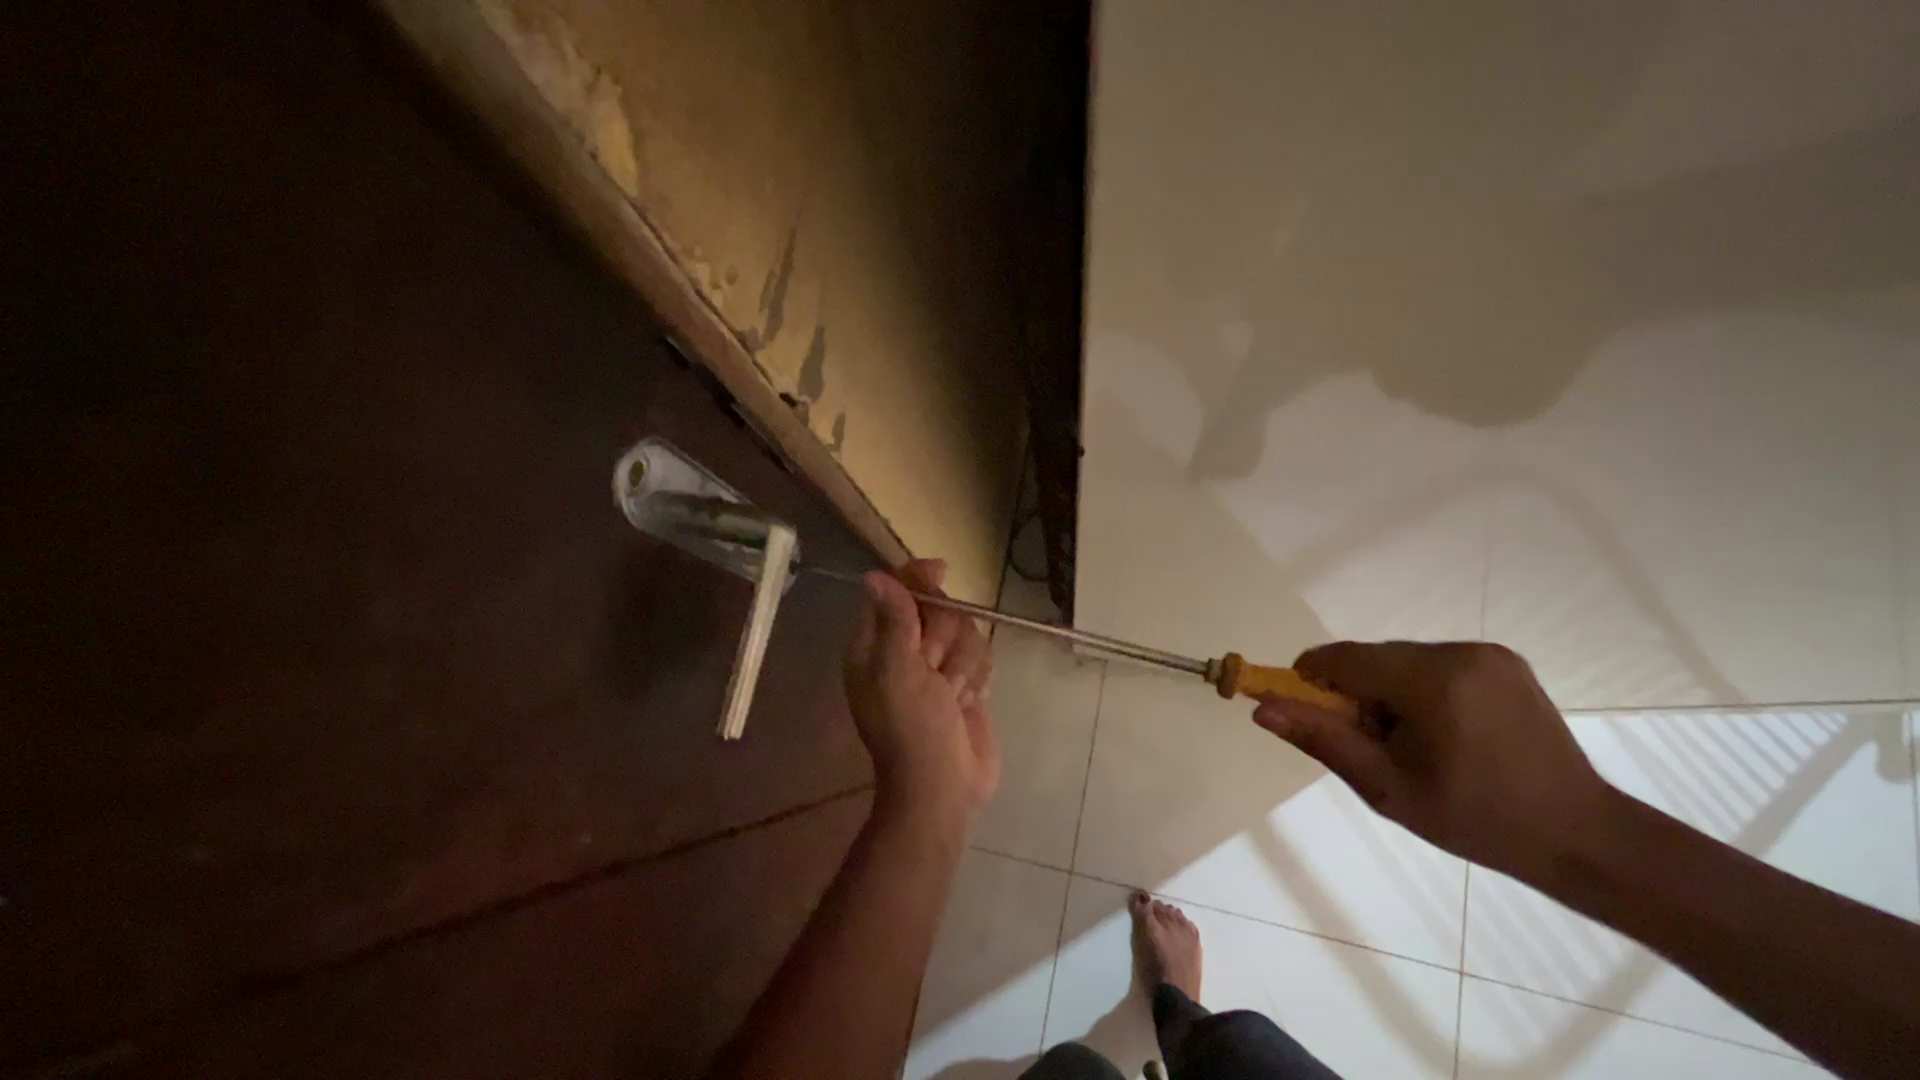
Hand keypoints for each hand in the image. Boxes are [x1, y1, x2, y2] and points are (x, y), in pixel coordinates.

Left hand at [843, 559, 999, 820]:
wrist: (944, 788)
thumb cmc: (912, 729)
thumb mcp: (898, 672)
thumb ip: (893, 621)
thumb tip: (873, 576)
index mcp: (874, 645)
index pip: (895, 591)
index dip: (916, 578)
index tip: (941, 570)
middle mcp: (903, 651)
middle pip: (936, 608)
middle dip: (946, 633)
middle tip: (936, 667)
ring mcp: (935, 668)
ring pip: (964, 631)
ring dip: (963, 660)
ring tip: (953, 694)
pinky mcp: (963, 684)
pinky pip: (980, 656)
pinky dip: (978, 676)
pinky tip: (969, 700)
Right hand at [1253, 641, 1612, 881]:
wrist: (1577, 833)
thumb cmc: (1474, 818)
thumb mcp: (1386, 787)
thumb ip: (1322, 740)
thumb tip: (1263, 709)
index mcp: (1432, 680)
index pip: (1342, 658)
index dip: (1311, 680)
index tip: (1307, 715)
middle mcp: (1460, 652)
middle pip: (1373, 658)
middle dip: (1355, 694)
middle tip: (1368, 745)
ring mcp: (1488, 653)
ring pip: (1403, 661)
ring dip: (1387, 692)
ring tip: (1410, 744)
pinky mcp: (1505, 661)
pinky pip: (1436, 665)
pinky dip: (1420, 690)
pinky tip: (1440, 732)